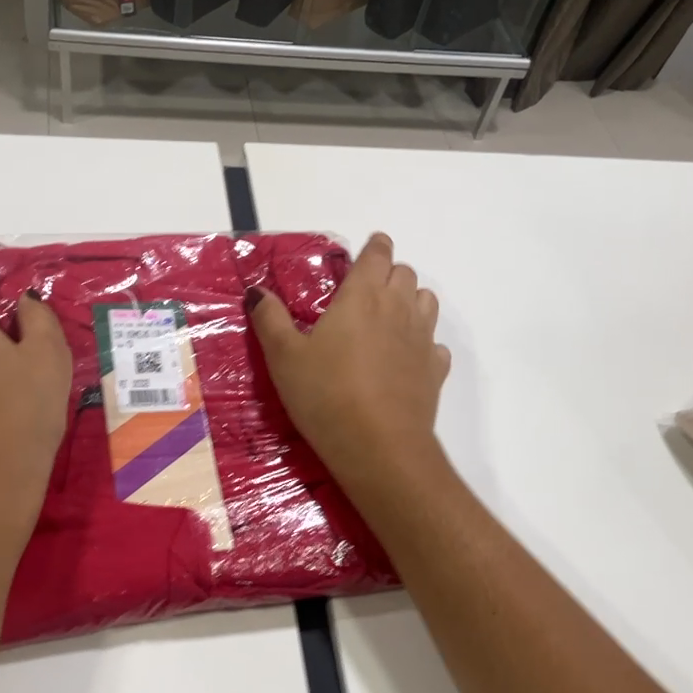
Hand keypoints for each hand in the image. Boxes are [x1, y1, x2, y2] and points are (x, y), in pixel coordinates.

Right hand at [249, 232, 450, 480]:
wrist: (377, 445)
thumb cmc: (325, 394)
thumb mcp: (283, 357)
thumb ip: (270, 320)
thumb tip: (256, 291)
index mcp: (362, 296)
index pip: (377, 254)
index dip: (375, 247)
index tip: (370, 249)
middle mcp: (398, 308)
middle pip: (406, 274)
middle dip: (390, 274)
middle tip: (368, 291)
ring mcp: (422, 339)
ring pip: (427, 302)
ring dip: (411, 301)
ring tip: (389, 319)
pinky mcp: (435, 370)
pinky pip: (435, 344)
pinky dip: (423, 343)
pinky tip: (406, 359)